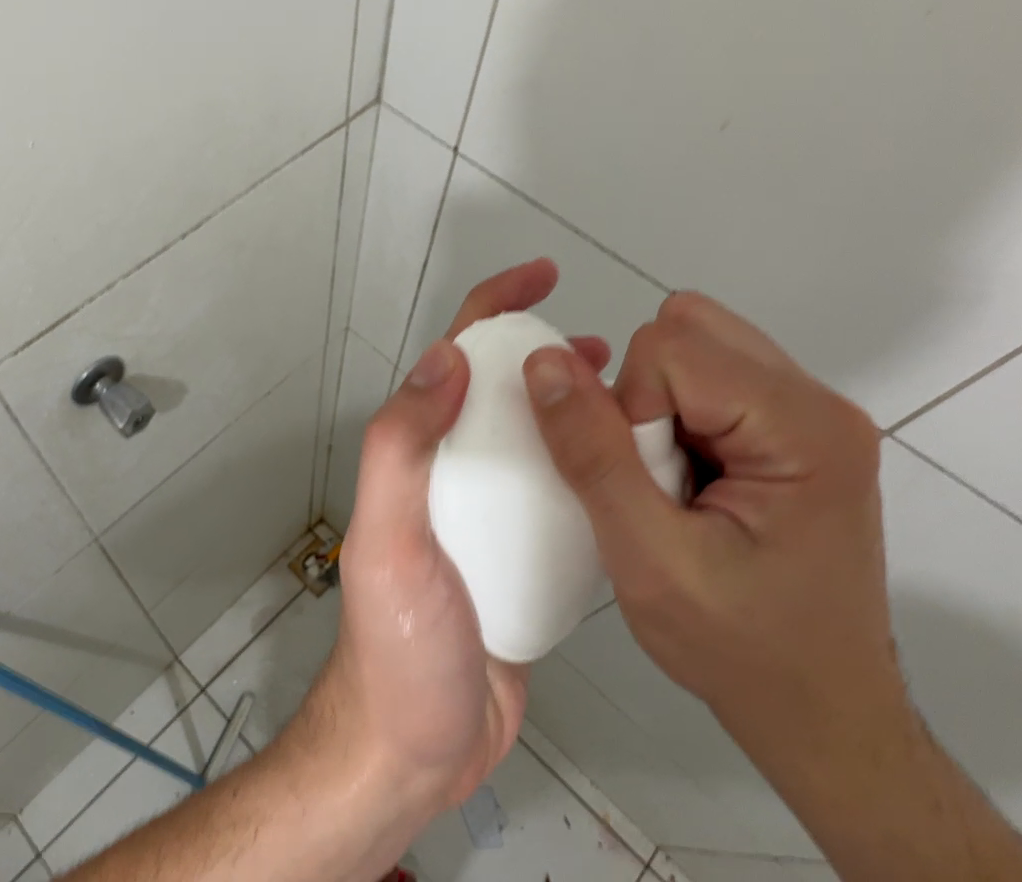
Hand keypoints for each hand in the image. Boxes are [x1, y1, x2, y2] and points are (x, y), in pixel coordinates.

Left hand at [288, 260, 612, 814]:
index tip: (543, 274)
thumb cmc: (398, 646)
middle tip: (606, 346)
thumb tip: (443, 360)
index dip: (492, 307)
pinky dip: (595, 475)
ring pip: (539, 445)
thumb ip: (401, 448)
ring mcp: (494, 523)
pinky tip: (634, 476)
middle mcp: (454, 481)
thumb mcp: (388, 540)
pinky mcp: (527, 564)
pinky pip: (564, 503)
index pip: (452, 362)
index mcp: (418, 461)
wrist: (419, 746)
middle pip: (504, 395)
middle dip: (548, 356)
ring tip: (633, 401)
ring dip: (578, 414)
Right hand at [520, 292, 901, 748]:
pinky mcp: (795, 432)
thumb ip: (592, 454)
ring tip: (671, 485)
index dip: (628, 409)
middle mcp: (819, 402)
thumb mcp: (648, 558)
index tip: (643, 486)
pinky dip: (675, 419)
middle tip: (656, 480)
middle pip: (688, 329)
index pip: (671, 348)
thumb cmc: (739, 648)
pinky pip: (710, 381)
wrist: (819, 709)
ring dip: (656, 407)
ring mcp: (812, 414)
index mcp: (803, 427)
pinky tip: (687, 484)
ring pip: (694, 348)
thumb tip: (543, 362)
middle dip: (642, 397)